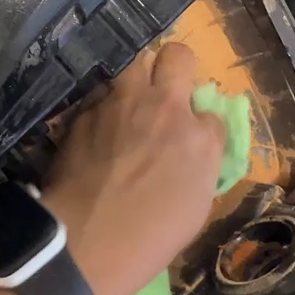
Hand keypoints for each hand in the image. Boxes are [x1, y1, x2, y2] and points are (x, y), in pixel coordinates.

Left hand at [39, 42, 226, 294]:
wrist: (89, 238)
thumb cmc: (152, 235)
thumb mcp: (196, 202)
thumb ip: (200, 158)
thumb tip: (196, 136)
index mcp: (197, 134)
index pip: (211, 109)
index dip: (200, 120)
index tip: (190, 134)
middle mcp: (160, 107)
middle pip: (174, 56)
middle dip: (172, 68)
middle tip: (163, 94)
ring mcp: (117, 104)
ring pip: (131, 65)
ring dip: (133, 80)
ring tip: (126, 107)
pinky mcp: (83, 112)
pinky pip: (98, 94)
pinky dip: (102, 105)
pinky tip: (95, 130)